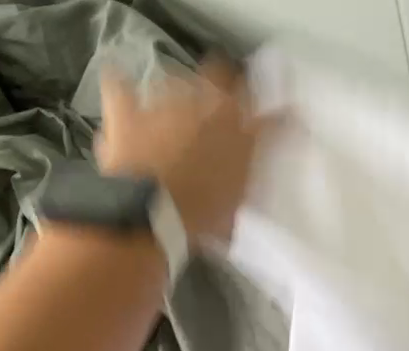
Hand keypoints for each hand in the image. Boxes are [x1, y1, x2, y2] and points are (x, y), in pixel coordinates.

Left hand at [96, 59, 275, 244]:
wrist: (150, 213)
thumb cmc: (200, 217)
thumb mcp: (234, 205)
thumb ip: (242, 182)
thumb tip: (244, 180)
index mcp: (239, 135)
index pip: (273, 118)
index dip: (282, 115)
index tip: (288, 116)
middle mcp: (207, 108)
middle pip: (222, 75)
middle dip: (224, 83)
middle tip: (222, 100)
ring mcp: (165, 103)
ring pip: (176, 81)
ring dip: (178, 93)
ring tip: (175, 110)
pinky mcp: (128, 109)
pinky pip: (121, 88)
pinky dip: (123, 91)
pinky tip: (125, 94)